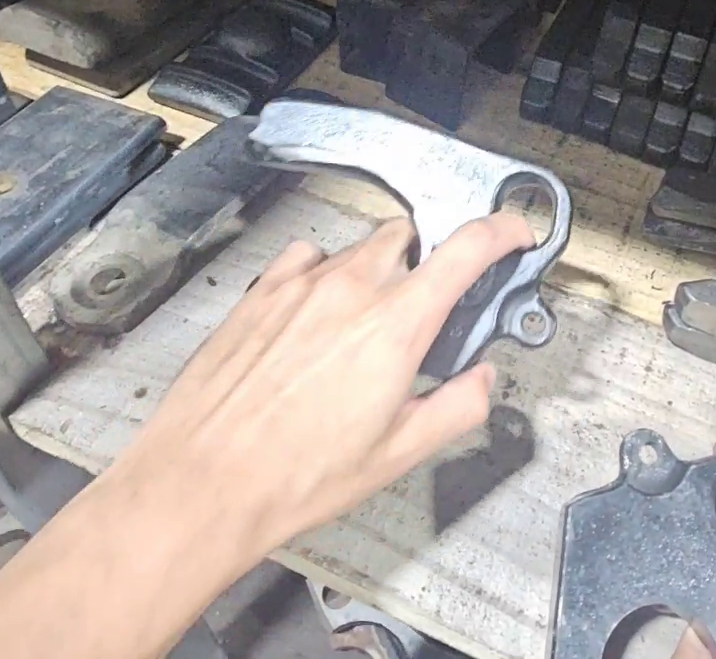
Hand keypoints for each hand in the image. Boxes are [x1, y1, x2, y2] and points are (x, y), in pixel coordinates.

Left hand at [104, 213, 534, 559]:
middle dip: (426, 262)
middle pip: (411, 237)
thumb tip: (482, 379)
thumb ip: (458, 407)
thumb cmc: (294, 476)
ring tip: (359, 328)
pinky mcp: (262, 289)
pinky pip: (308, 257)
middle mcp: (352, 289)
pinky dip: (324, 274)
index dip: (503, 230)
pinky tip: (314, 317)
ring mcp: (302, 283)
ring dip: (376, 272)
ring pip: (360, 247)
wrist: (201, 484)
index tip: (514, 233)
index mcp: (396, 325)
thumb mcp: (398, 454)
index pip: (467, 248)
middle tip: (418, 309)